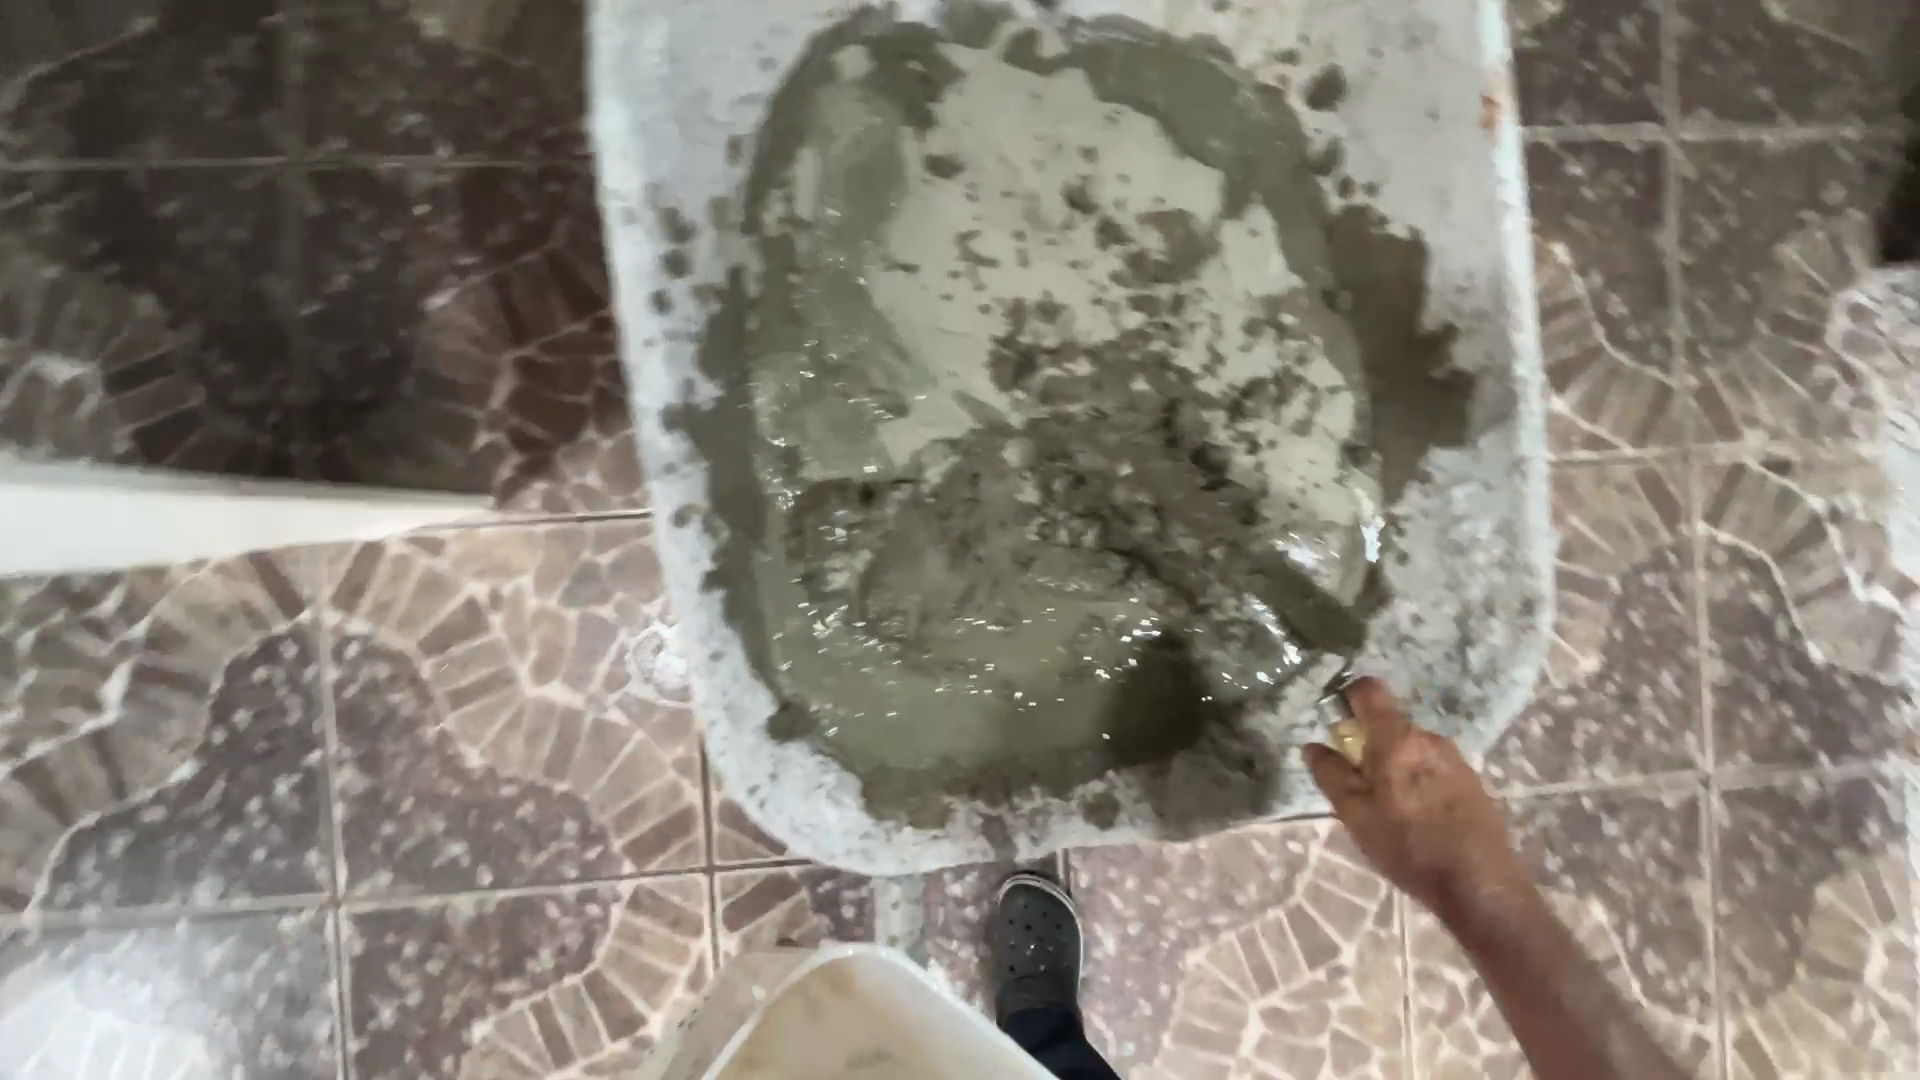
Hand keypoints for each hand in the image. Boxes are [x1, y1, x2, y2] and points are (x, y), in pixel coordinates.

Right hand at [1303, 678, 1527, 920]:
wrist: (1481, 889)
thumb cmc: (1407, 844)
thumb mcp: (1352, 812)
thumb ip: (1329, 772)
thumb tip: (1313, 746)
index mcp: (1398, 737)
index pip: (1369, 690)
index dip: (1347, 696)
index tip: (1336, 723)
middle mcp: (1431, 739)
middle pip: (1390, 725)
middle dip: (1369, 744)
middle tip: (1358, 784)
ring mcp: (1458, 761)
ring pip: (1412, 749)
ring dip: (1395, 765)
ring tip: (1388, 808)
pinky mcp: (1475, 785)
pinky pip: (1433, 769)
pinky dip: (1418, 782)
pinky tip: (1418, 819)